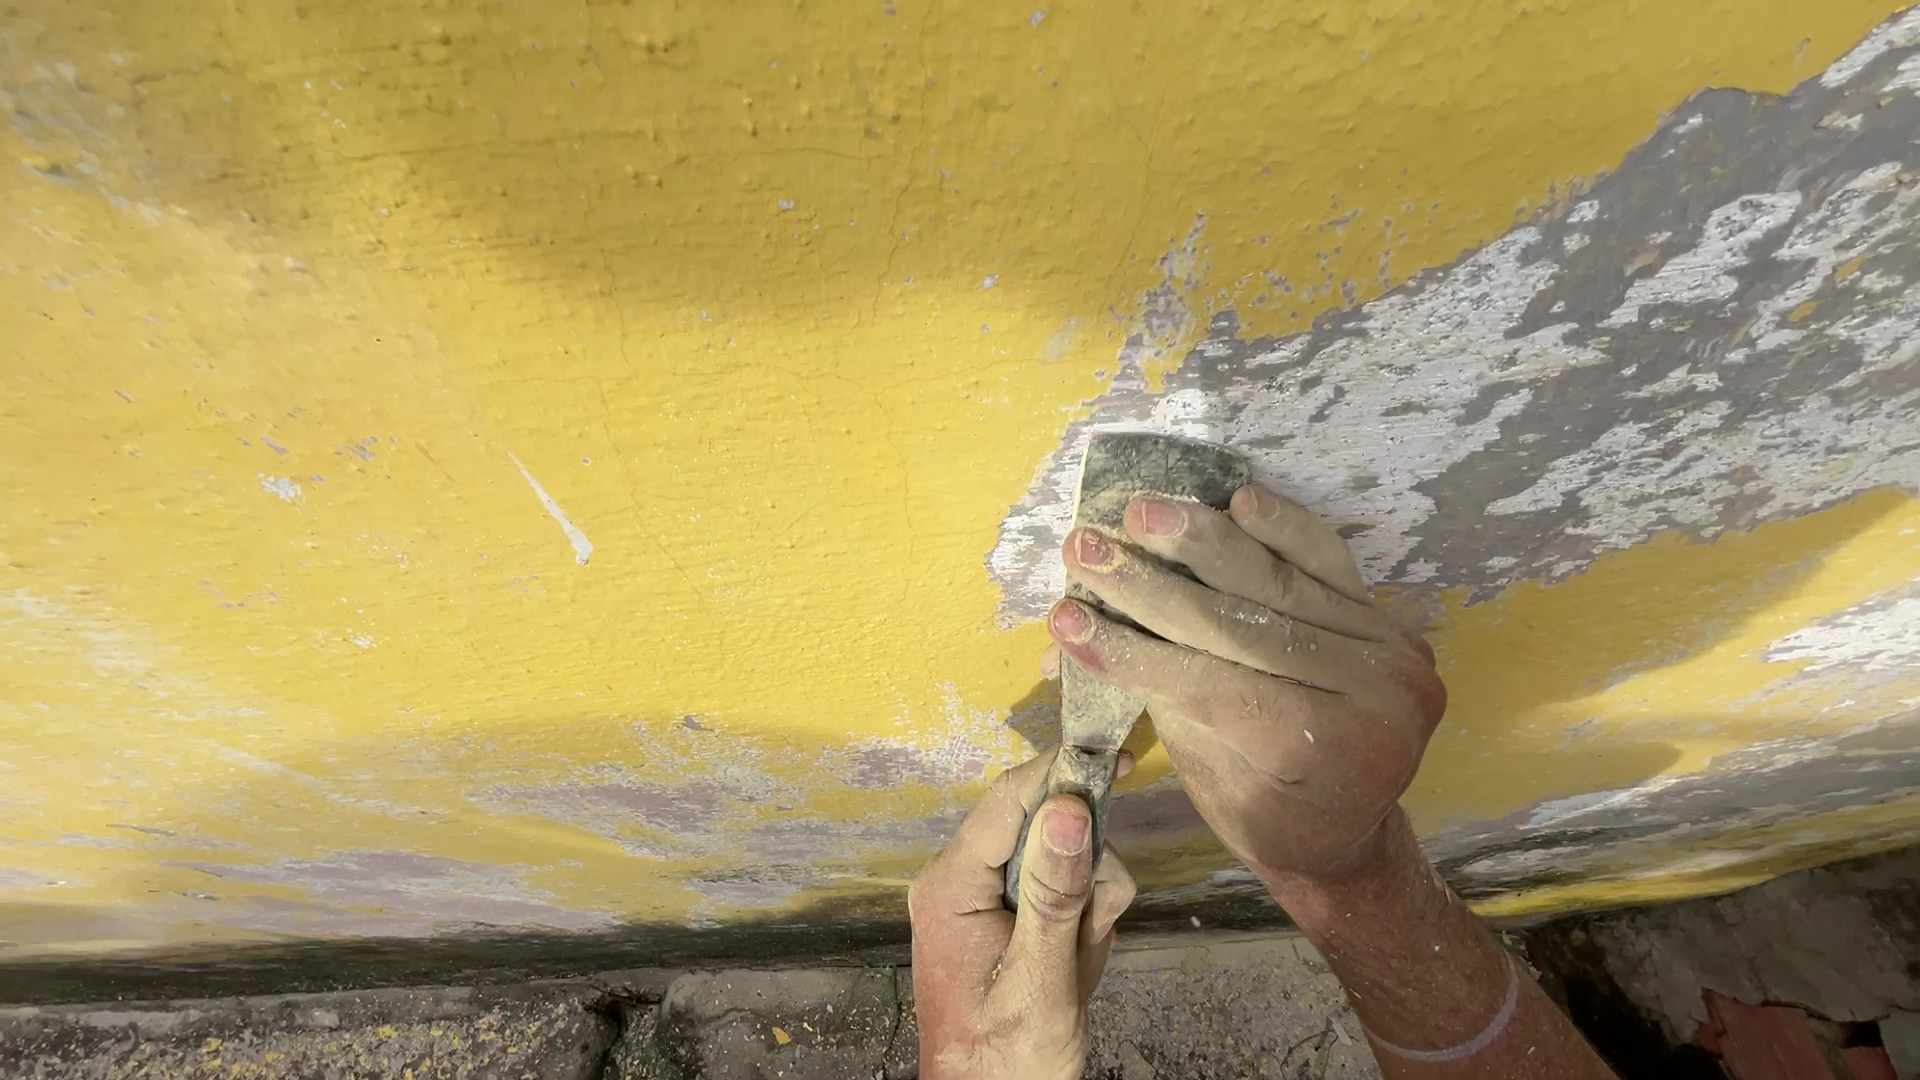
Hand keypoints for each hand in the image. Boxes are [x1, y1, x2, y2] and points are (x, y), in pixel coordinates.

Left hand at [908, 751, 1137, 1079]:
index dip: (1062, 771)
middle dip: (1083, 863)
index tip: (1119, 759)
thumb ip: (1054, 893)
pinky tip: (1073, 958)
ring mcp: (979, 890)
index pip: (1009, 798)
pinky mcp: (1001, 907)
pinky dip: (1079, 913)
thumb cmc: (1006, 1062)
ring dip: (1085, 899)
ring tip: (1077, 960)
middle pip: (1037, 823)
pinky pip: (1054, 882)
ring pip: (1056, 853)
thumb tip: (1069, 806)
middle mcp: (959, 873)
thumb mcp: (1040, 982)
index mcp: (951, 881)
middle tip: (1093, 922)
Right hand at [1046, 484, 1444, 883]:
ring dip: (1198, 541)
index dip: (1129, 649)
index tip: (1065, 617)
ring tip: (1138, 513)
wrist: (1349, 828)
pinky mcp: (1383, 614)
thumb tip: (1079, 630)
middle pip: (1238, 623)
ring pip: (1276, 580)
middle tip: (1086, 550)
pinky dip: (1282, 525)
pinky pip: (1328, 557)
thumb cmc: (1267, 817)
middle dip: (1149, 586)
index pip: (1205, 683)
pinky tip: (1237, 498)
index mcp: (1320, 751)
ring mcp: (1385, 647)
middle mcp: (1370, 693)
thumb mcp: (1205, 773)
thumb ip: (1156, 691)